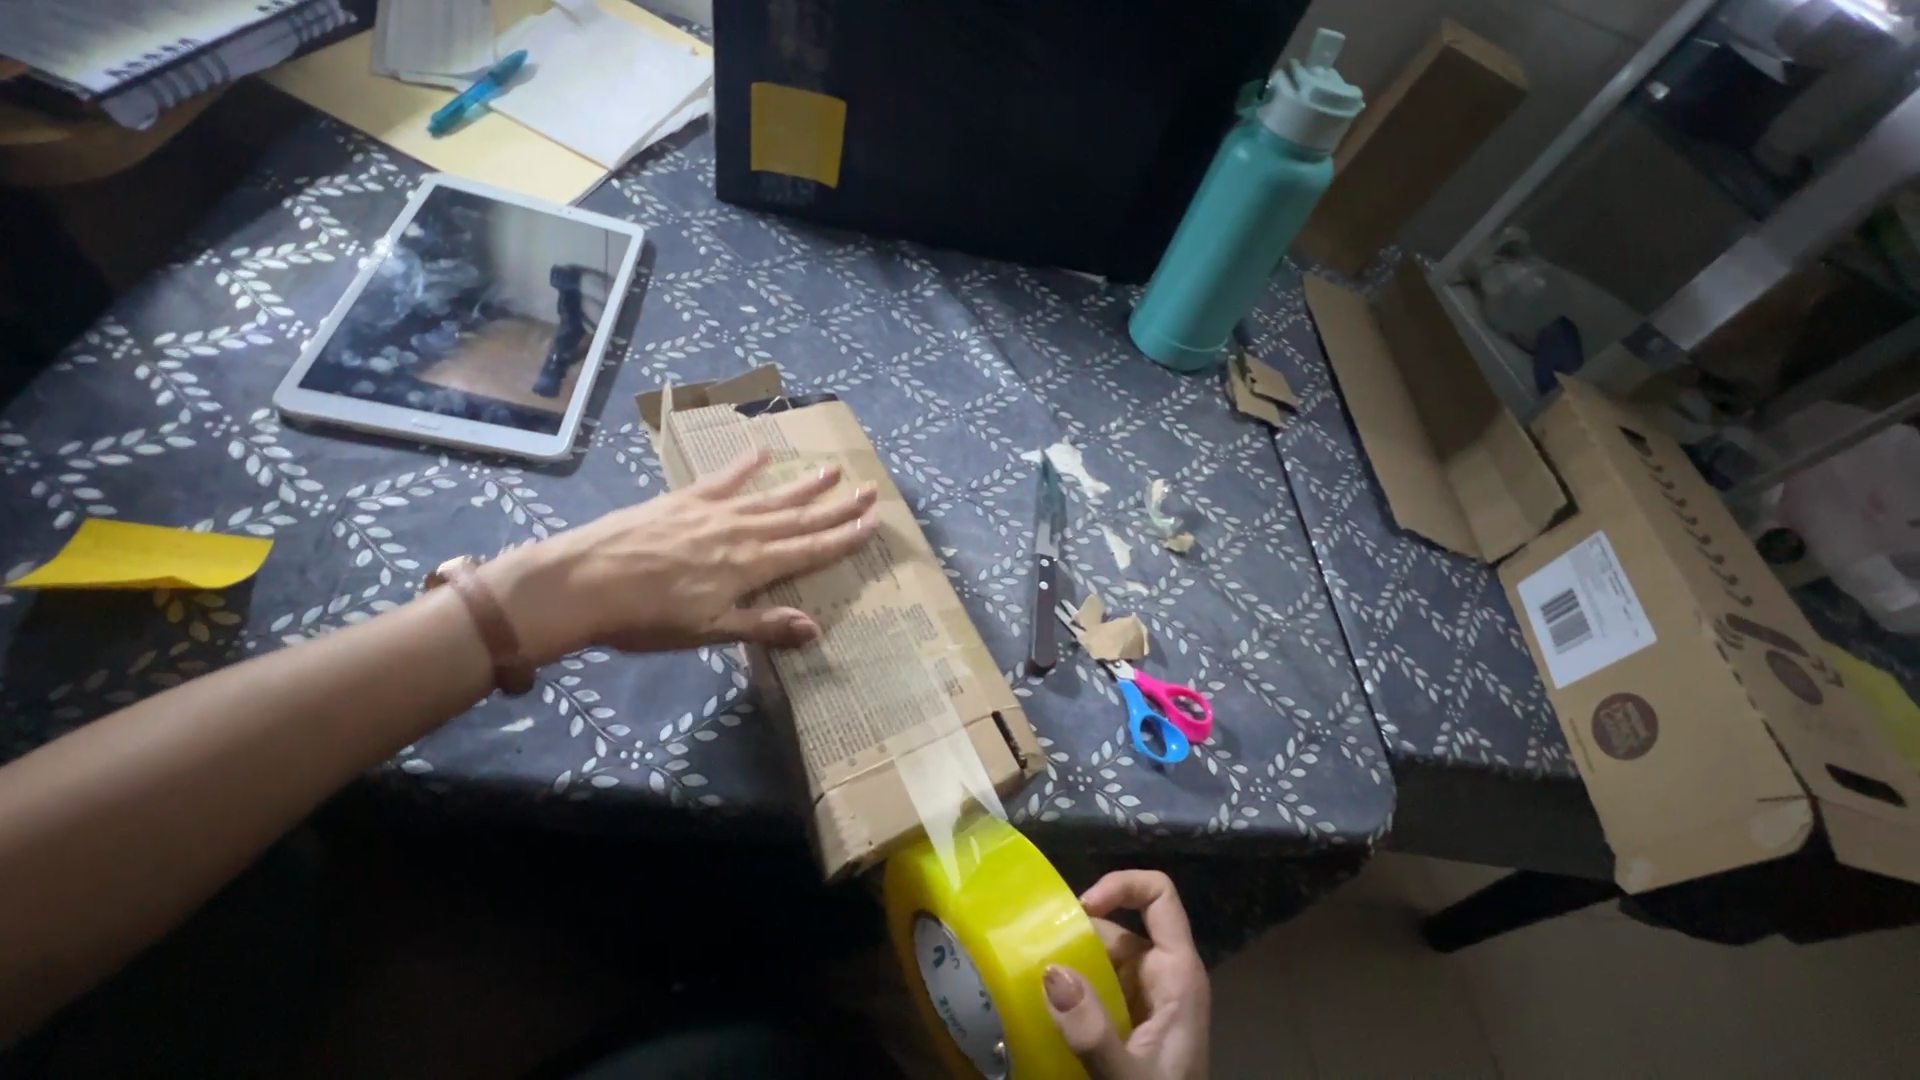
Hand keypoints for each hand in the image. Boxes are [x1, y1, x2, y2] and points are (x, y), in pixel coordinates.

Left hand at [481, 448, 877, 663]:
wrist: (581, 582)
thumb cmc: (646, 618)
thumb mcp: (709, 630)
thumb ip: (763, 624)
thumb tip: (816, 628)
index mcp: (750, 566)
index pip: (810, 550)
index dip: (844, 537)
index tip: (874, 522)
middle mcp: (740, 532)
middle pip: (798, 518)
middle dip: (836, 506)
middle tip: (870, 489)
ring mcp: (712, 511)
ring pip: (769, 496)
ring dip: (803, 484)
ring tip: (831, 468)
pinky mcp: (682, 500)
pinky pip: (722, 479)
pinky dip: (743, 465)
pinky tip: (761, 450)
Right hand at [1044, 871, 1210, 1079]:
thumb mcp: (1129, 1079)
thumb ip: (1093, 1033)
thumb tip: (1052, 972)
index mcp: (1178, 975)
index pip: (1159, 897)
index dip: (1121, 886)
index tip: (1078, 909)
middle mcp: (1161, 979)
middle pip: (1118, 929)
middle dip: (1074, 936)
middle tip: (1029, 954)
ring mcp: (1143, 1003)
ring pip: (1099, 960)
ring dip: (1065, 966)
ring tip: (1024, 978)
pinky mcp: (1125, 1027)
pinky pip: (1092, 993)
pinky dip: (1067, 994)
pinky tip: (1038, 1010)